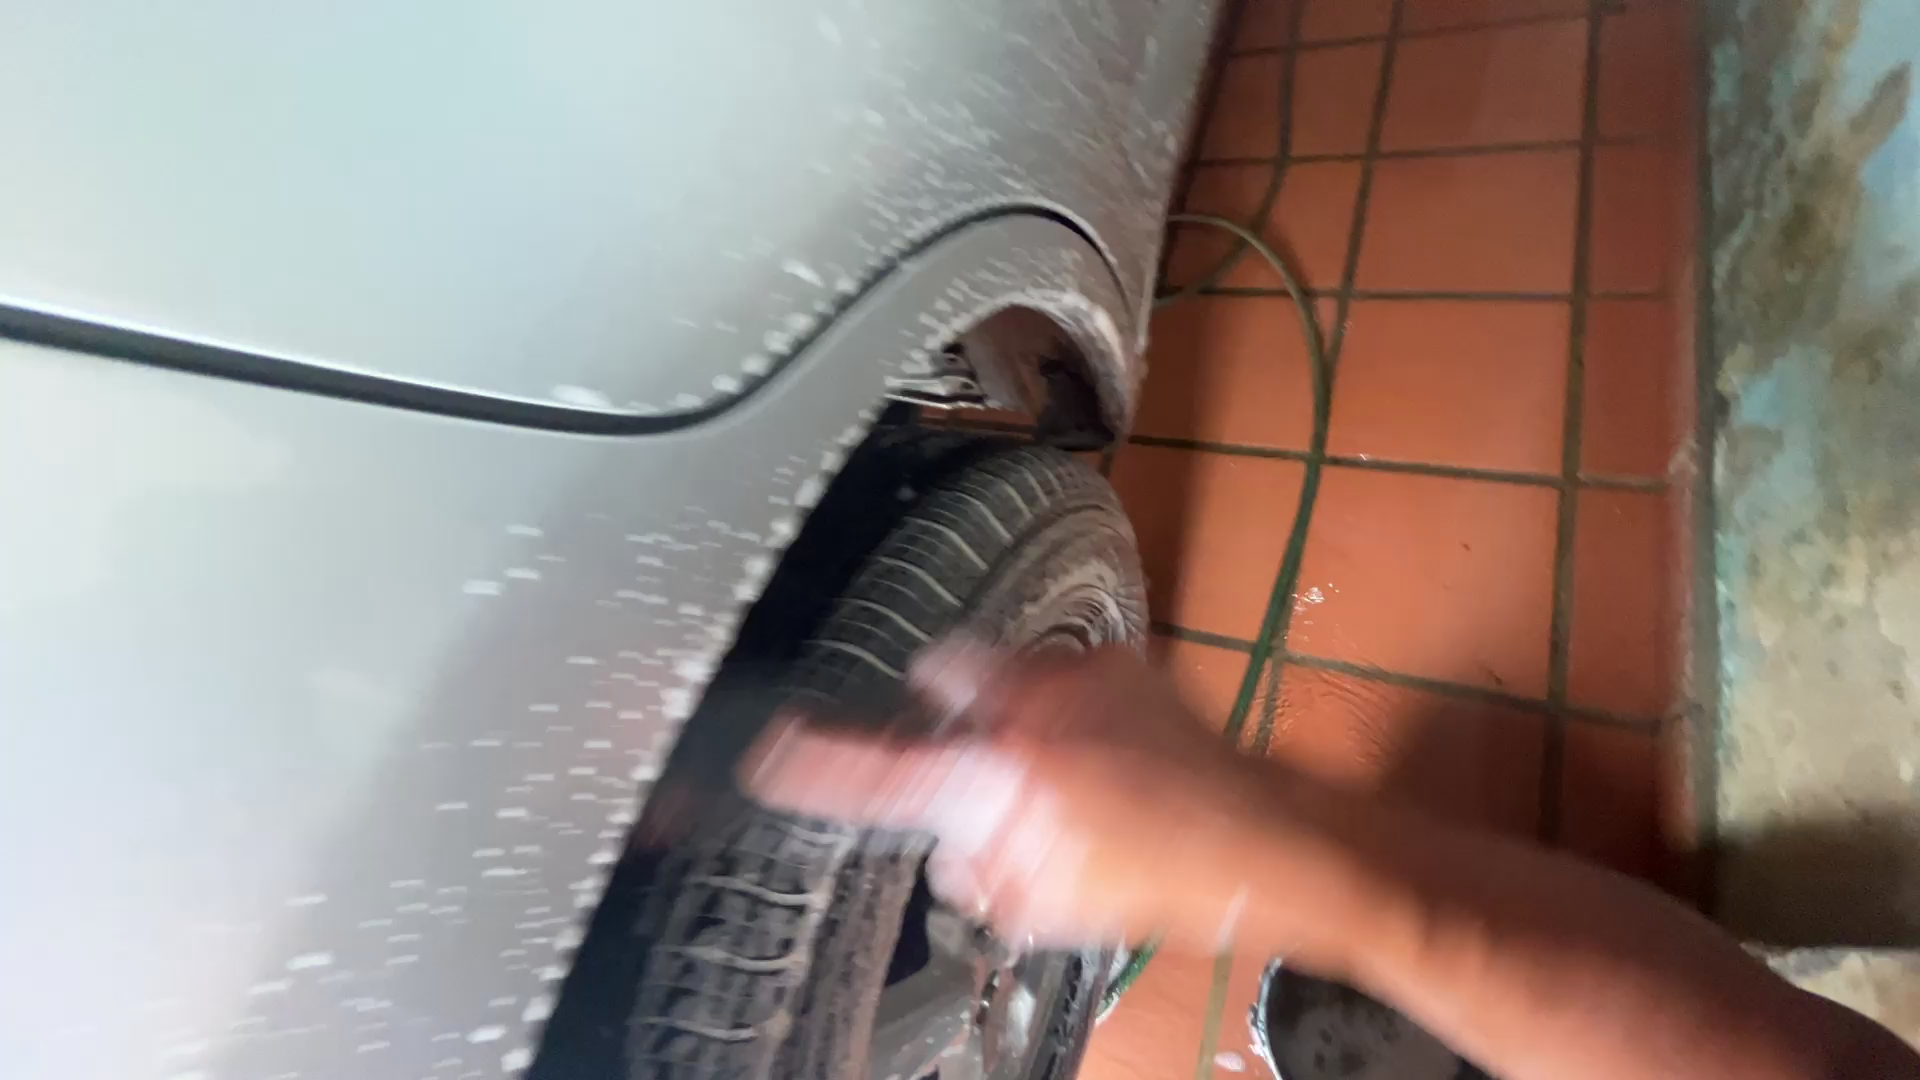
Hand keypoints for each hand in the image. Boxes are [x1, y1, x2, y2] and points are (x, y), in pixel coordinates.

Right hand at [739, 639, 1308, 950]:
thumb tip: (958, 849)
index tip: (773, 748)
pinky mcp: (1113, 655)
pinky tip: (1096, 744)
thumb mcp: (1053, 903)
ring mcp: (1075, 668)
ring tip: (1057, 761)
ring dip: (1004, 712)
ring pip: (996, 670)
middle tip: (982, 761)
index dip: (818, 763)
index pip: (885, 769)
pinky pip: (1050, 669)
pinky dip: (1052, 702)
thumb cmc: (1164, 883)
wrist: (1268, 834)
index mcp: (1007, 778)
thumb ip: (981, 871)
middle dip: (944, 714)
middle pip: (940, 675)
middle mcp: (1030, 704)